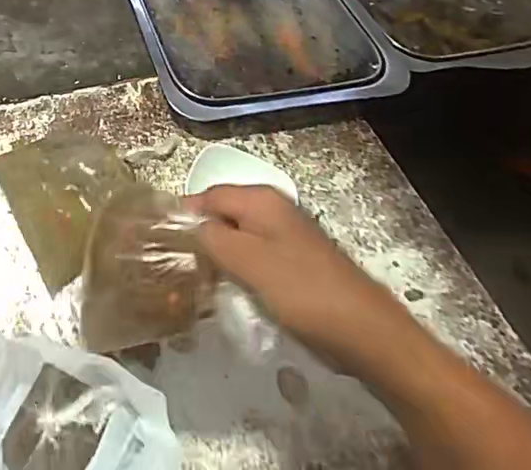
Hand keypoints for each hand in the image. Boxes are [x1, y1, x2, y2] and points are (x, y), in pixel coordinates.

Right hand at [191, 185, 405, 361]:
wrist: (368, 333)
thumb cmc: (304, 293)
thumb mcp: (249, 263)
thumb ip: (213, 238)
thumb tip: (188, 224)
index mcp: (260, 199)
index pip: (206, 195)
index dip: (183, 217)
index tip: (162, 245)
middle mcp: (272, 207)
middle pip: (221, 214)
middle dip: (200, 237)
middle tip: (180, 268)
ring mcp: (285, 233)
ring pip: (236, 236)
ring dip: (219, 256)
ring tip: (200, 282)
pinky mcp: (294, 259)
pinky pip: (254, 255)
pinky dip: (239, 268)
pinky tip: (232, 291)